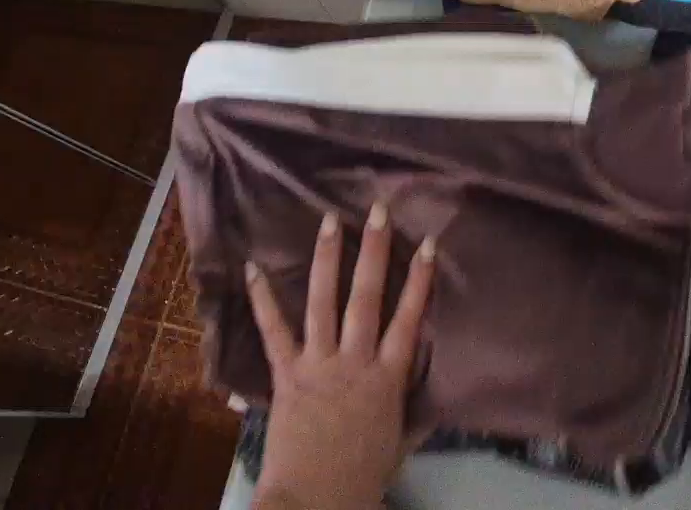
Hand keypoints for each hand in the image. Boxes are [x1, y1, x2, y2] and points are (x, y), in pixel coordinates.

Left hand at [247, 204, 436, 509]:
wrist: (315, 504)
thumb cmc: (362, 476)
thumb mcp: (400, 443)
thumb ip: (416, 412)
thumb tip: (438, 393)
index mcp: (387, 378)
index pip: (409, 319)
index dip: (419, 280)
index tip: (426, 243)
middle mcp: (355, 361)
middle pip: (367, 297)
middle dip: (373, 251)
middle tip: (376, 211)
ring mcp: (318, 363)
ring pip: (323, 302)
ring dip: (327, 259)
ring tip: (328, 220)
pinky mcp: (287, 374)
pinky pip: (274, 331)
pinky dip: (262, 299)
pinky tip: (253, 268)